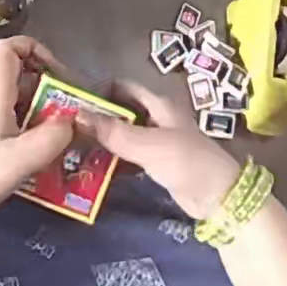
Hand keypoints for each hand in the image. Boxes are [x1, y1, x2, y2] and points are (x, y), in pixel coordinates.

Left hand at [0, 36, 74, 222]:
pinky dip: (35, 125)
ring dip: (46, 108)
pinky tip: (49, 148)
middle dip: (51, 85)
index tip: (58, 73)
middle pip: (22, 72)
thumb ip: (53, 138)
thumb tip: (74, 122)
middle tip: (72, 109)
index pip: (9, 47)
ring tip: (67, 131)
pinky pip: (17, 116)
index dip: (35, 49)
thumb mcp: (20, 159)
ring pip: (22, 96)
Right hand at [76, 82, 241, 219]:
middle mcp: (156, 117)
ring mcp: (156, 140)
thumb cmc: (187, 162)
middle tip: (66, 126)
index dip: (99, 90)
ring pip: (122, 132)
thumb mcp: (149, 145)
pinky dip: (112, 156)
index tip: (72, 101)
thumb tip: (77, 115)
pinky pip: (128, 153)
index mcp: (158, 104)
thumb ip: (114, 132)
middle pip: (120, 110)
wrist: (219, 198)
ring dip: (102, 138)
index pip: (122, 87)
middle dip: (96, 116)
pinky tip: (92, 164)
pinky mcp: (155, 161)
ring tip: (72, 145)